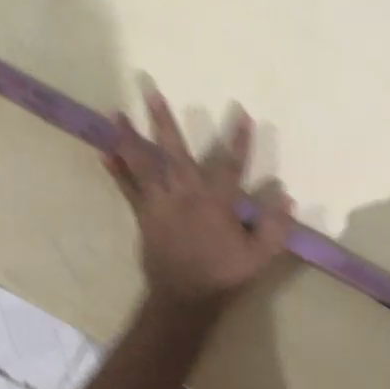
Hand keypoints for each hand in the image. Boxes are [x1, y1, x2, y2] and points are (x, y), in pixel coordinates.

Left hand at [104, 80, 293, 312]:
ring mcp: (160, 204)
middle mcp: (185, 195)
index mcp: (215, 201)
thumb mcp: (260, 256)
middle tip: (148, 90)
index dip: (238, 140)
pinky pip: (128, 188)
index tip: (242, 113)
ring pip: (143, 164)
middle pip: (173, 151)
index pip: (230, 165)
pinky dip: (116, 170)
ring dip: (129, 137)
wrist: (184, 299)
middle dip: (162, 120)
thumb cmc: (224, 276)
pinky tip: (104, 152)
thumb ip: (275, 227)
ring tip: (115, 112)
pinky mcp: (145, 216)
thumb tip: (285, 197)